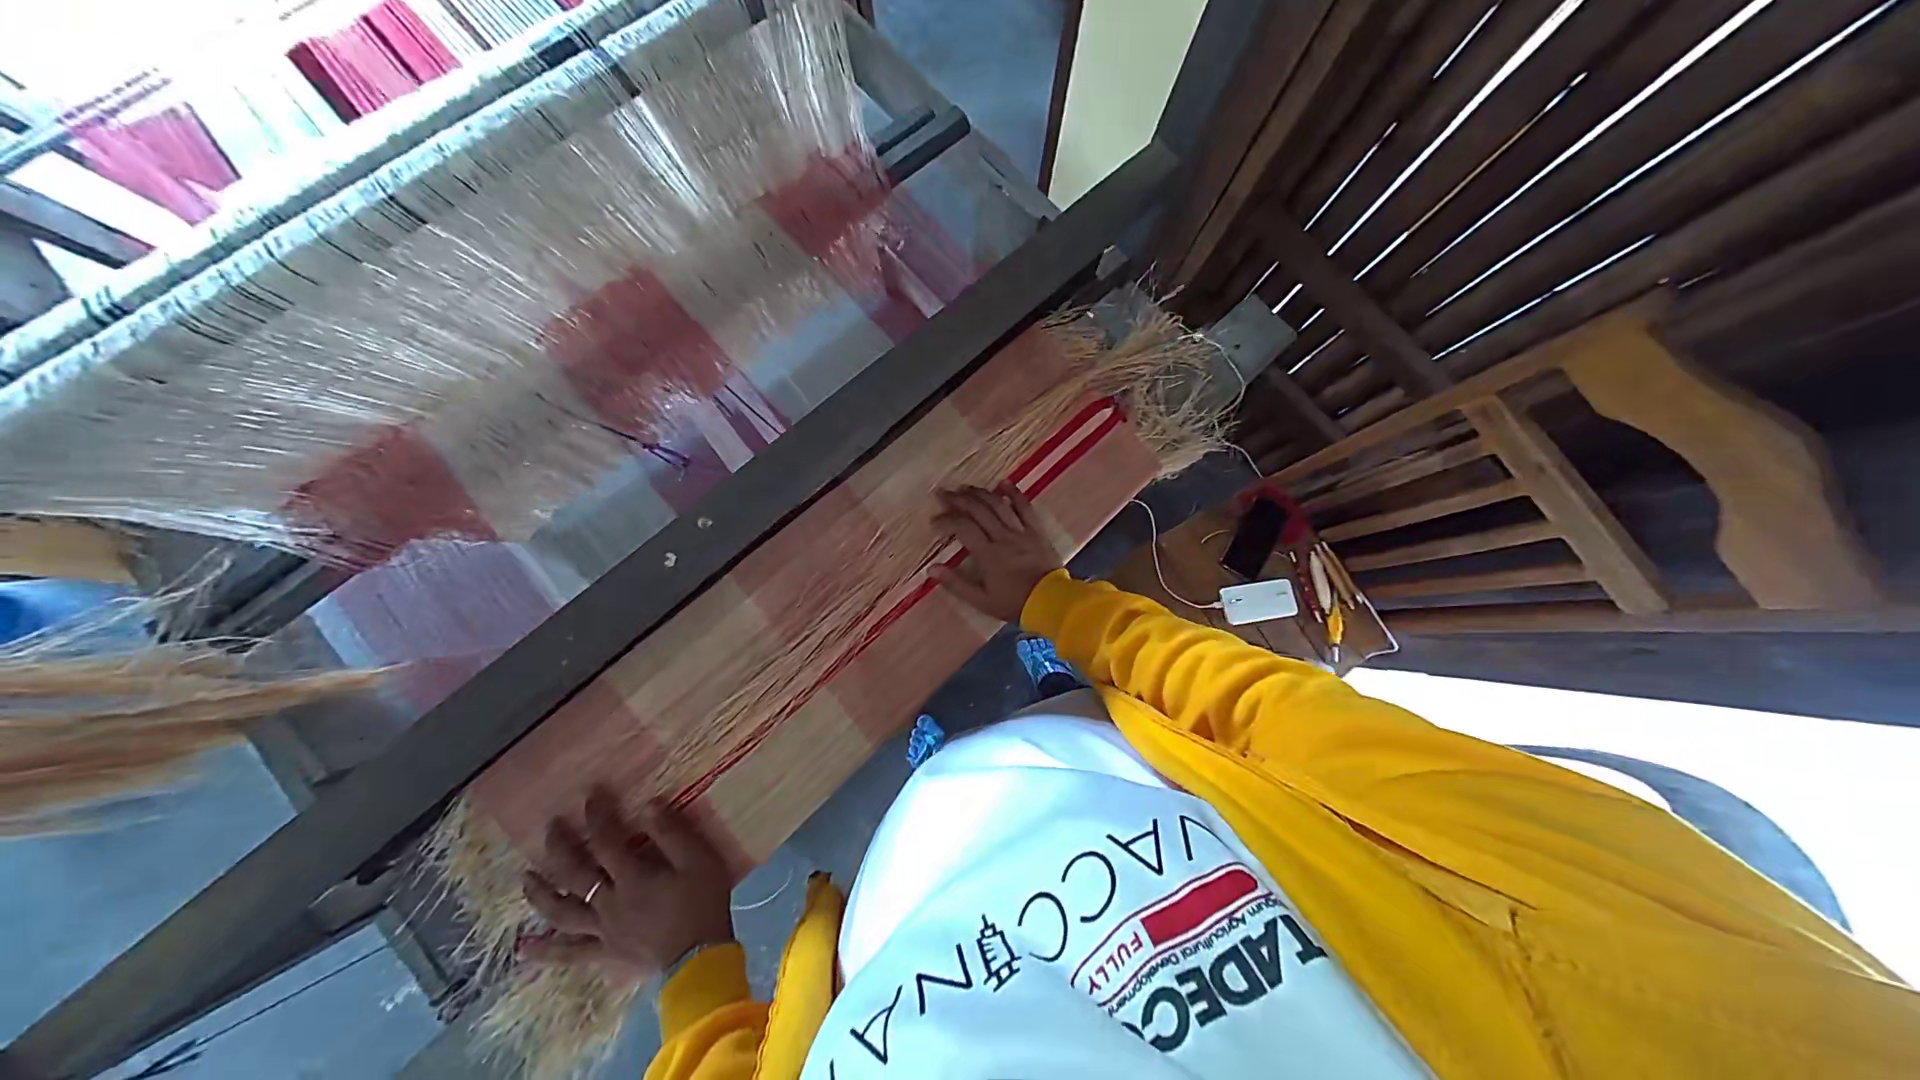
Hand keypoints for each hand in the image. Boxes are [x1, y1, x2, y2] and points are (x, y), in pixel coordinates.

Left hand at [520, 789, 733, 983]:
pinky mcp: (602, 954)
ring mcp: (601, 930)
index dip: (597, 816)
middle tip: (550, 827)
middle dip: (560, 847)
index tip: (590, 796)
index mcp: (632, 877)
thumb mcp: (698, 860)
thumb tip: (649, 805)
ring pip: (561, 911)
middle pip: (574, 873)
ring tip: (526, 878)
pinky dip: (544, 951)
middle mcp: (608, 901)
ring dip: (541, 893)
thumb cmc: (702, 903)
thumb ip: (673, 833)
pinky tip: (524, 948)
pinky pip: (568, 954)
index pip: (607, 840)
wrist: (700, 957)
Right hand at [930, 483, 1062, 623]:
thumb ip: (956, 584)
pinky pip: (1025, 507)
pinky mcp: (1036, 531)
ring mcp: (1021, 531)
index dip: (946, 520)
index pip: (962, 528)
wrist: (1052, 602)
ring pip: (998, 505)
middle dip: (958, 499)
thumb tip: (932, 568)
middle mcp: (1002, 537)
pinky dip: (1014, 493)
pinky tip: (1003, 483)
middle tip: (943, 494)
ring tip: (965, 487)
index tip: (934, 521)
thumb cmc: (1015, 603)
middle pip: (978, 510)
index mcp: (987, 554)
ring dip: (980, 493)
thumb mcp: (981, 601)